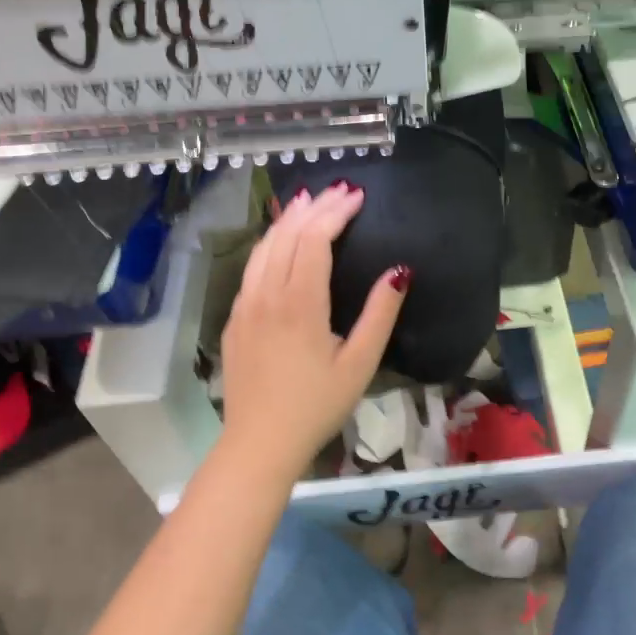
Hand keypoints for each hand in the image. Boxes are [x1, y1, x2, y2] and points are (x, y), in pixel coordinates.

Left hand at [219, 182, 408, 476]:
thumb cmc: (316, 406)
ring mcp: (245, 305)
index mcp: (300, 303)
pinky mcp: (235, 319)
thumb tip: (400, 270)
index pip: (315, 239)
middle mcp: (267, 294)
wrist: (258, 443)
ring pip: (264, 247)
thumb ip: (380, 314)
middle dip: (314, 208)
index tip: (356, 195)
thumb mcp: (359, 364)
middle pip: (287, 235)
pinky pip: (251, 267)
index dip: (335, 213)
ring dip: (287, 220)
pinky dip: (269, 243)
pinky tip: (280, 242)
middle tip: (339, 191)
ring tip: (308, 202)